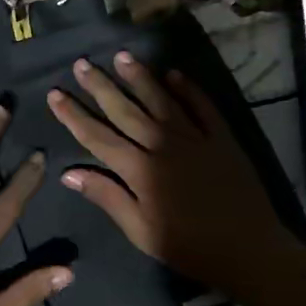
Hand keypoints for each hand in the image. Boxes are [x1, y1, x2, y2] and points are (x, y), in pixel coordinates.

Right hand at [48, 53, 305, 293]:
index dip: (74, 115)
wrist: (249, 250)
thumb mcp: (140, 231)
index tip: (55, 94)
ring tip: (121, 56)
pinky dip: (188, 89)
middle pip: (126, 110)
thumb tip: (68, 173)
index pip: (98, 137)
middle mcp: (164, 145)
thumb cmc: (188, 246)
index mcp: (140, 170)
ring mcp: (195, 138)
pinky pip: (202, 106)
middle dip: (101, 87)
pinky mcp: (222, 138)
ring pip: (161, 100)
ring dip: (140, 77)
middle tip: (82, 63)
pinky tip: (174, 74)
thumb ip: (107, 197)